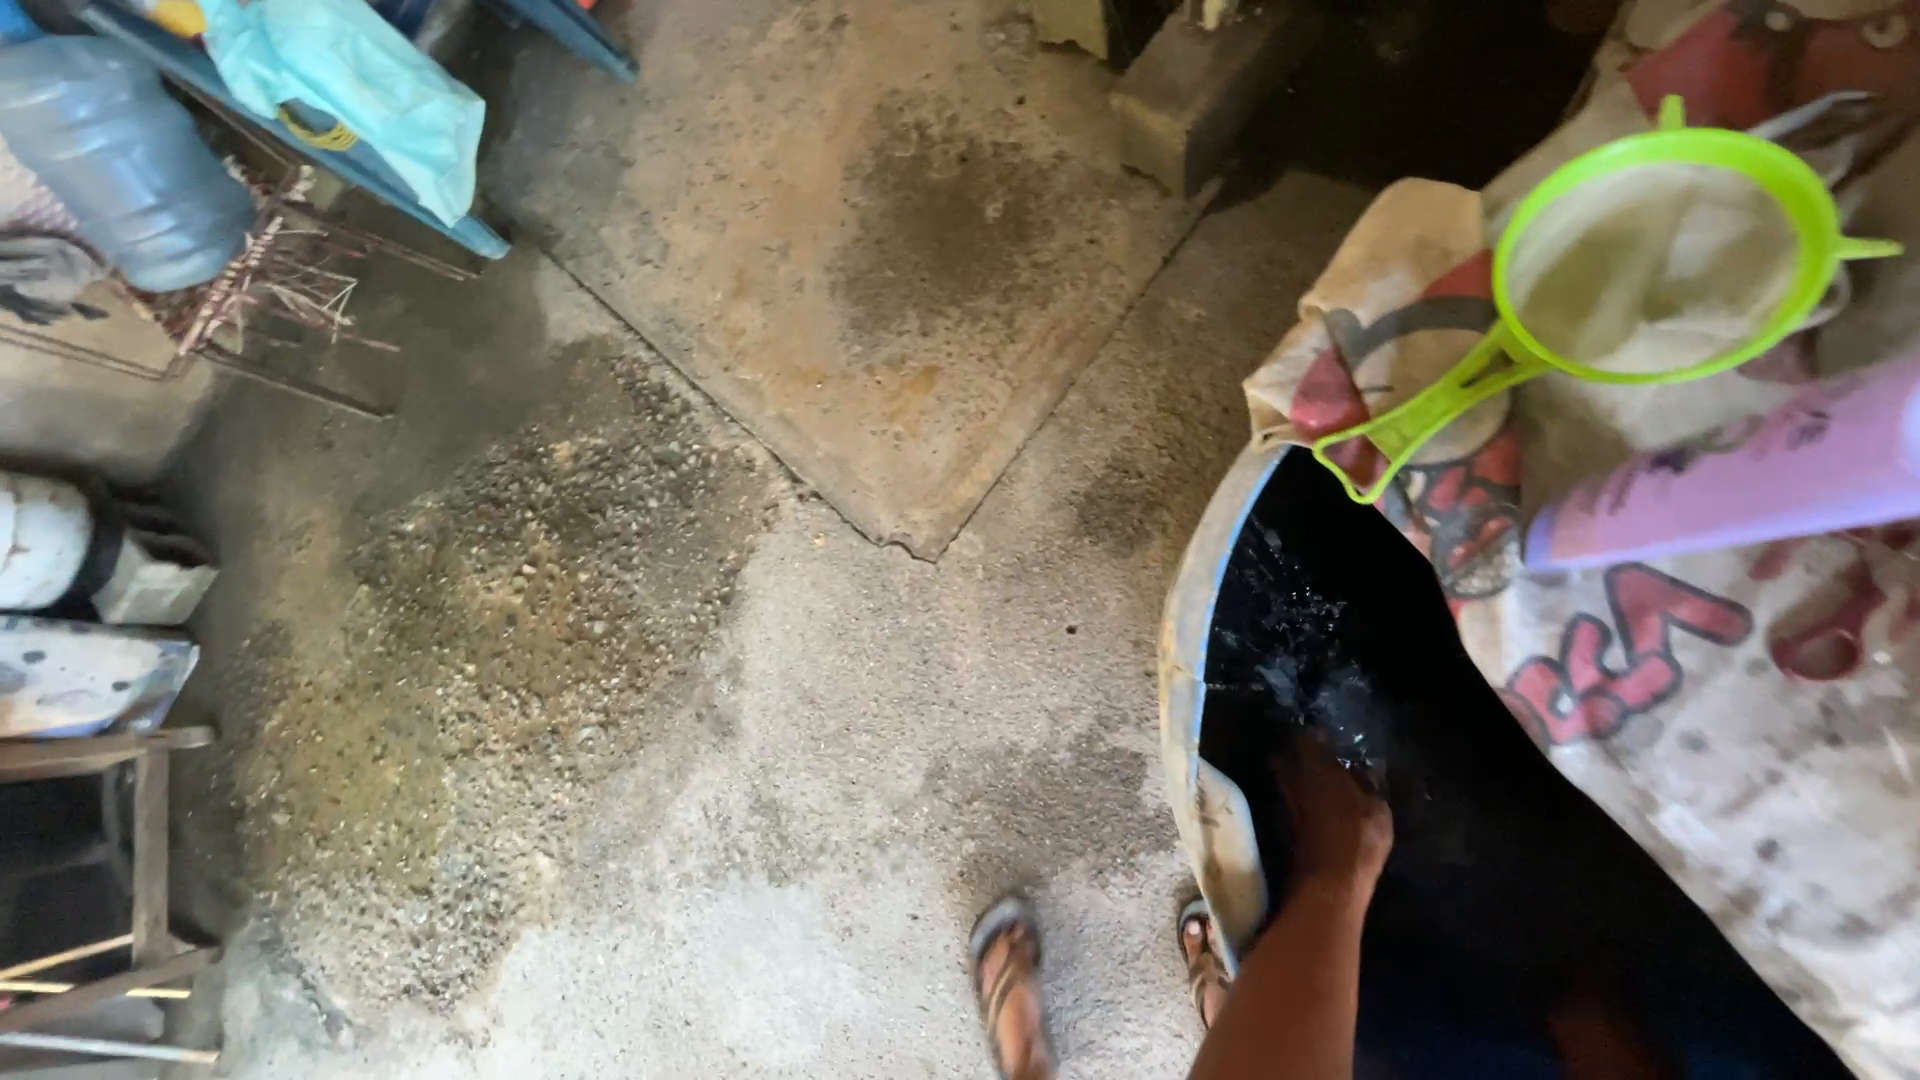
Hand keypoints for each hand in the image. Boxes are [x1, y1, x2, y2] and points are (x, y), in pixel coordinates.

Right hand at [1276, 731, 1393, 897]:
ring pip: (1319, 810)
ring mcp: (1344, 850)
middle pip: (1336, 792)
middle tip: (1286, 755)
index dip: (1332, 757)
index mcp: (1379, 809)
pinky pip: (1306, 827)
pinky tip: (1276, 800)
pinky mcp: (1321, 864)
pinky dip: (1292, 811)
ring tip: (1275, 770)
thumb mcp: (1326, 779)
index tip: (1307, 745)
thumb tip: (1310, 729)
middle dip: (1312, 774)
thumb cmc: (1335, 828)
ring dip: (1299, 791)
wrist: (1324, 891)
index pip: (1357, 774)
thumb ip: (1318, 753)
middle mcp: (1367, 830)